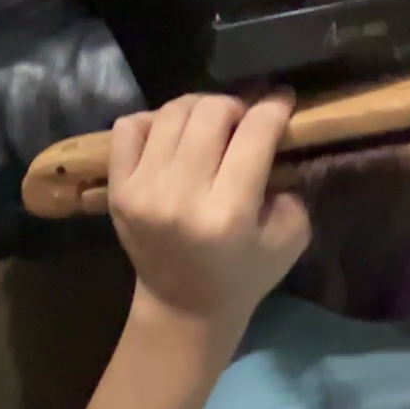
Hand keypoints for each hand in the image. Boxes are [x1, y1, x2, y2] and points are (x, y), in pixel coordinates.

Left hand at [108, 93, 311, 334]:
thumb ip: (291, 185)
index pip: (254, 133)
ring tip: (209, 124)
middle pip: (211, 111)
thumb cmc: (242, 274)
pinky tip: (170, 137)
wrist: (181, 308)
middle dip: (235, 106)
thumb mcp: (289, 238)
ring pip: (172, 111)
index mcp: (228, 213)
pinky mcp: (118, 188)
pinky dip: (153, 120)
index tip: (282, 100)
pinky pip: (129, 126)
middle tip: (242, 119)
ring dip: (198, 109)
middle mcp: (181, 196)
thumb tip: (274, 133)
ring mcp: (143, 190)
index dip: (274, 107)